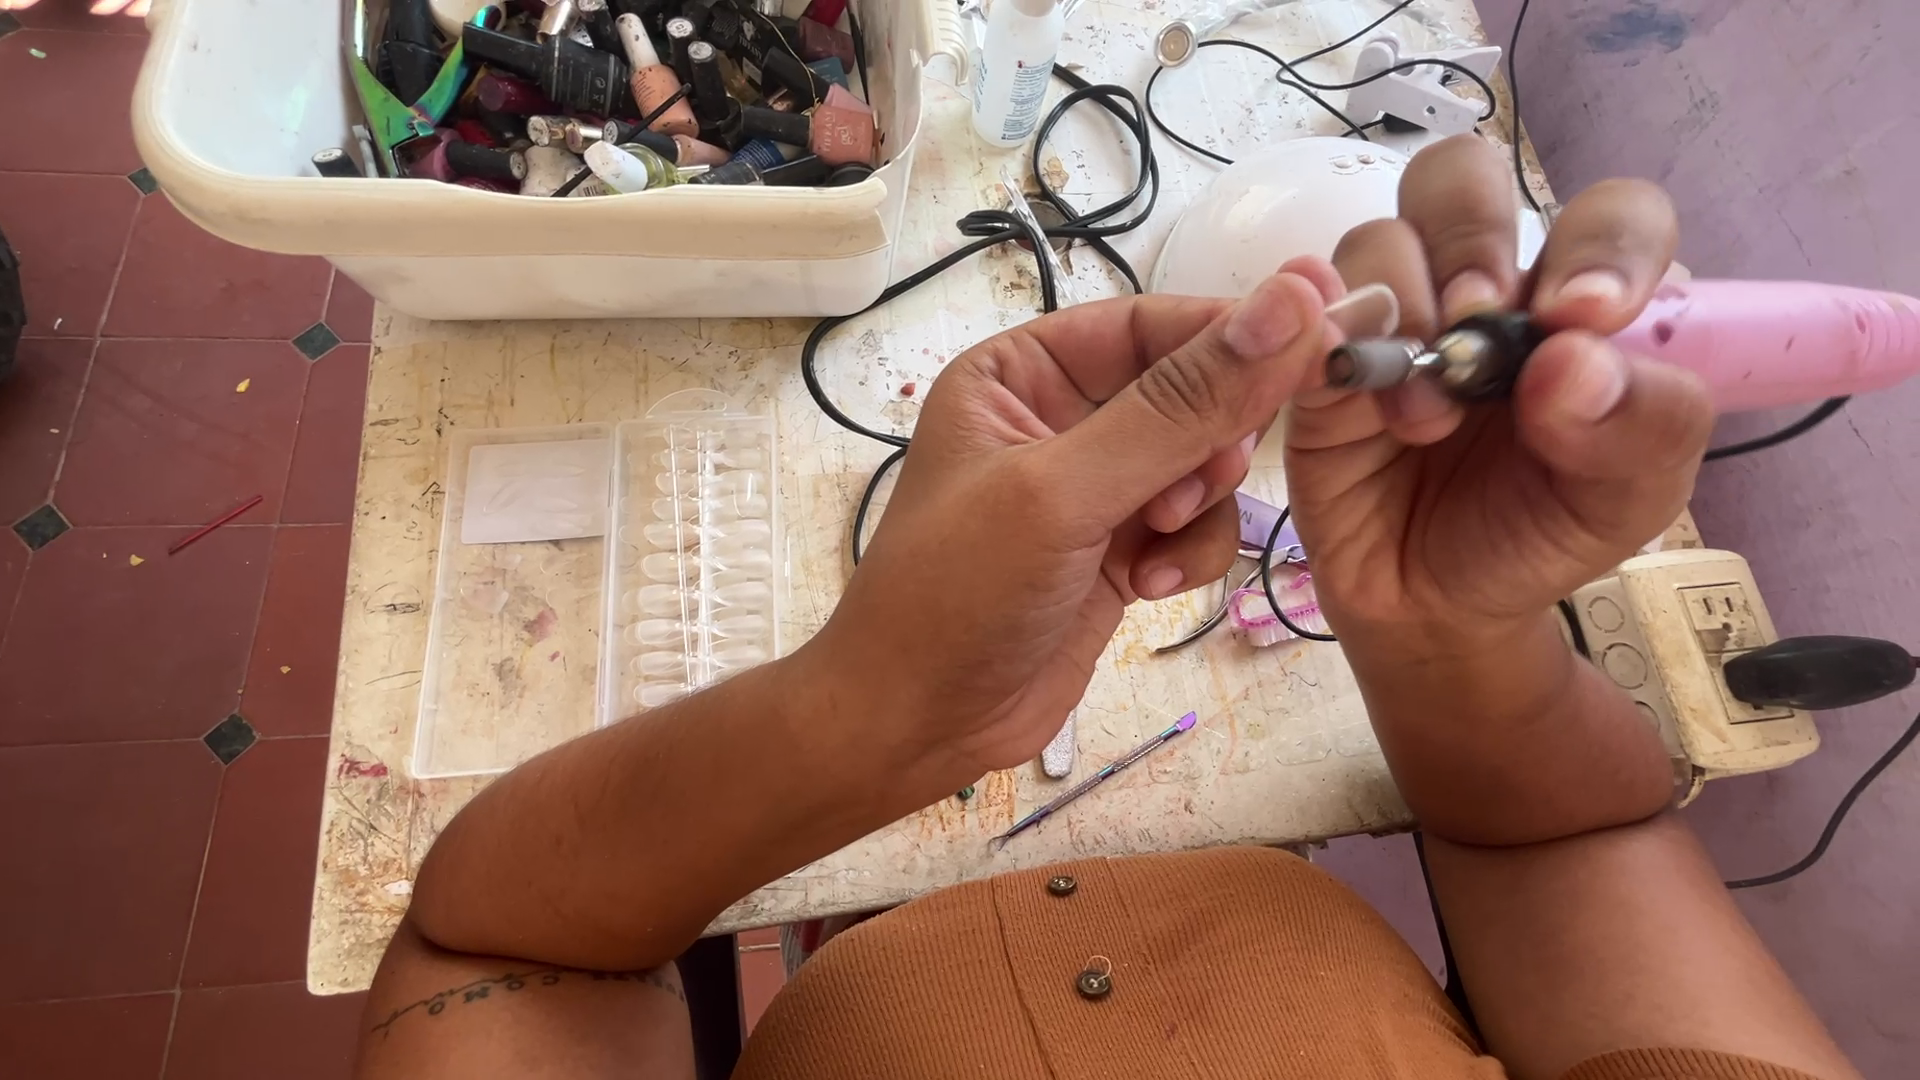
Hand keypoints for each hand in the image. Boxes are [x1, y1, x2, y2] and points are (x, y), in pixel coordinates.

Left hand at [811, 276, 1333, 775]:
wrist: (922, 719)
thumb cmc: (962, 589)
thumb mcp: (1061, 490)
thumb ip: (1177, 407)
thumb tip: (1289, 304)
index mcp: (1021, 372)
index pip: (1149, 324)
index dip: (1231, 331)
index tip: (1319, 342)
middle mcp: (1059, 418)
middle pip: (1185, 392)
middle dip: (1210, 437)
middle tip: (1211, 477)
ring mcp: (1092, 488)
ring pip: (1200, 463)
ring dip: (1199, 502)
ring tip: (1157, 544)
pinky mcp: (1117, 548)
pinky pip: (1191, 525)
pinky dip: (1189, 551)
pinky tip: (1149, 587)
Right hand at [1286, 135, 1714, 654]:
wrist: (1420, 601)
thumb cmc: (1526, 540)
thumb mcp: (1621, 502)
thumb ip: (1640, 426)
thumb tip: (1570, 352)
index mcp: (1573, 308)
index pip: (1601, 214)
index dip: (1595, 241)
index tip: (1580, 316)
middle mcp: (1477, 297)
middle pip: (1459, 181)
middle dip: (1467, 240)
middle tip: (1474, 328)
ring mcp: (1388, 326)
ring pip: (1374, 240)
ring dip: (1398, 307)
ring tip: (1420, 414)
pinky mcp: (1317, 368)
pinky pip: (1303, 315)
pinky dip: (1320, 331)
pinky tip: (1344, 388)